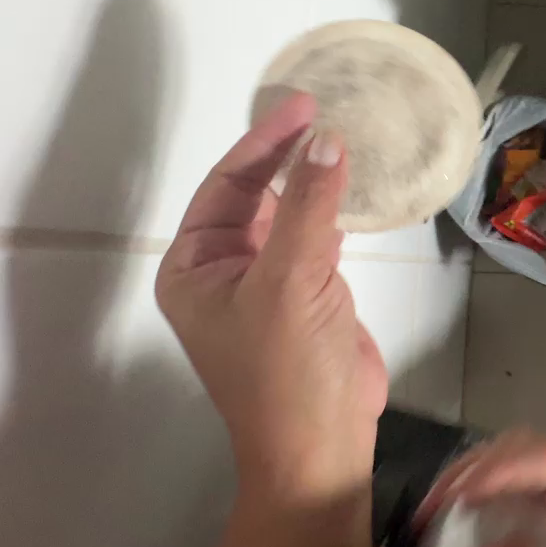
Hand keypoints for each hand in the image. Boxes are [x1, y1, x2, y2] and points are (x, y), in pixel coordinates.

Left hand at [156, 91, 387, 505]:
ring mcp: (269, 283)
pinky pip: (316, 238)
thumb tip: (327, 139)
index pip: (227, 186)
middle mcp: (225, 270)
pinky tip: (350, 190)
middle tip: (323, 111)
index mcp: (194, 268)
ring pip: (287, 216)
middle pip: (253, 195)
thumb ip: (308, 207)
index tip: (302, 105)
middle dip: (285, 154)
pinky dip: (332, 211)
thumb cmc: (287, 366)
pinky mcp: (309, 295)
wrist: (321, 441)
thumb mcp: (291, 279)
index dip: (264, 142)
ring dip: (310, 180)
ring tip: (339, 140)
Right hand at [418, 431, 545, 546]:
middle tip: (430, 512)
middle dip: (473, 467)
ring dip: (482, 464)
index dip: (500, 471)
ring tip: (444, 504)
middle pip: (528, 443)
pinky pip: (535, 460)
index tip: (456, 503)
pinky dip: (500, 470)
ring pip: (529, 446)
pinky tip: (479, 503)